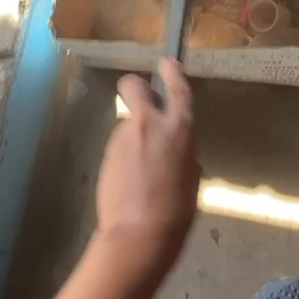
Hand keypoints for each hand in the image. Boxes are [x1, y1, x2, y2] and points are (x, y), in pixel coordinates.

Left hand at [93, 59, 199, 277]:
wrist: (139, 235)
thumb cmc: (177, 210)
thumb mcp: (192, 175)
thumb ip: (182, 151)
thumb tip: (174, 147)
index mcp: (179, 129)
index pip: (178, 89)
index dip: (172, 72)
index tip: (167, 63)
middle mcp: (149, 125)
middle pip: (134, 87)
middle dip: (135, 87)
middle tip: (142, 99)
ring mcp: (123, 139)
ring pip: (129, 126)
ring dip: (135, 138)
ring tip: (144, 172)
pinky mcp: (107, 156)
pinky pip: (121, 148)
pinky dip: (127, 158)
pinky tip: (132, 183)